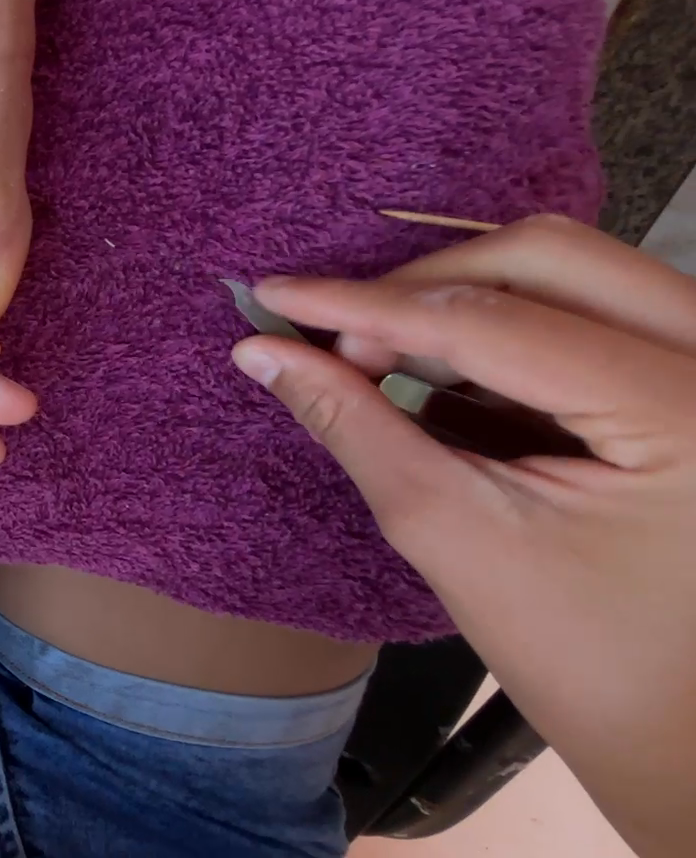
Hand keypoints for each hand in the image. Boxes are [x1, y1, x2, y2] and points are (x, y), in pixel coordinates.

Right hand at [230, 215, 695, 855]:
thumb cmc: (584, 651)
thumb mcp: (445, 529)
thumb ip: (349, 422)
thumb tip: (257, 351)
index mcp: (693, 417)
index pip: (491, 322)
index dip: (363, 305)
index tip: (270, 295)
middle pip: (548, 258)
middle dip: (418, 285)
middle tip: (339, 339)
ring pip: (566, 273)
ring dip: (452, 304)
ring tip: (383, 366)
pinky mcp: (690, 381)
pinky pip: (579, 312)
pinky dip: (488, 333)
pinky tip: (444, 387)